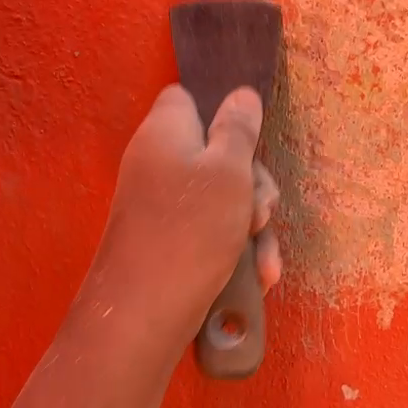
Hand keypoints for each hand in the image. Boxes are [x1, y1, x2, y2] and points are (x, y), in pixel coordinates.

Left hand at [83, 85, 281, 350]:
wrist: (143, 314)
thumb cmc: (191, 230)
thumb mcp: (229, 171)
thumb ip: (239, 129)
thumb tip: (241, 93)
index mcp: (165, 131)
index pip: (187, 99)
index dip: (222, 114)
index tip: (249, 143)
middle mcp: (157, 163)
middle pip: (216, 153)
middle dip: (252, 184)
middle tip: (264, 212)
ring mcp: (160, 205)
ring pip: (221, 199)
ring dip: (251, 227)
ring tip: (264, 262)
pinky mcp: (167, 241)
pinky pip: (209, 231)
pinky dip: (234, 250)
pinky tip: (257, 277)